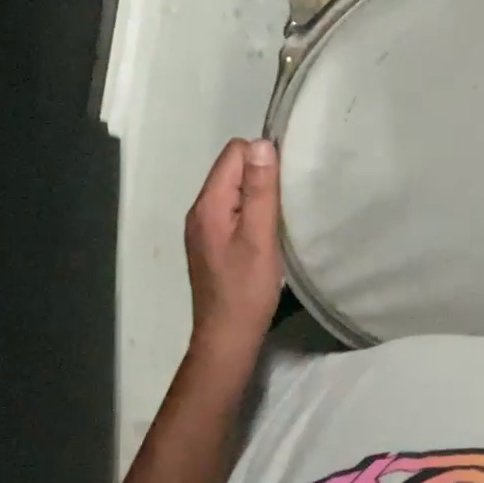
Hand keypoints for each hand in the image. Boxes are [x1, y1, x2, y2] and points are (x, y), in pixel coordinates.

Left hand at [184, 138, 282, 362]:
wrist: (226, 339)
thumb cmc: (247, 289)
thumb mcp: (259, 236)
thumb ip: (259, 189)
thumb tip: (262, 143)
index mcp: (208, 204)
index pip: (235, 152)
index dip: (263, 160)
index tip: (284, 186)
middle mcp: (199, 209)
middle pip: (232, 168)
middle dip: (260, 176)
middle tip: (284, 205)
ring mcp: (202, 227)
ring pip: (233, 188)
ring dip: (256, 196)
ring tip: (276, 220)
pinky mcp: (210, 241)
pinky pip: (231, 208)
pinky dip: (249, 212)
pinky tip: (264, 235)